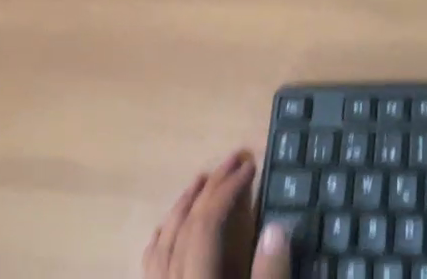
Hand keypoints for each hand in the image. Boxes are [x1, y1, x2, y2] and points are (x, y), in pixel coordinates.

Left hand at [144, 150, 289, 278]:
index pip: (206, 225)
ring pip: (162, 242)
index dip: (227, 191)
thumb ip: (268, 273)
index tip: (250, 166)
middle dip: (211, 189)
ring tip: (200, 180)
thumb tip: (276, 228)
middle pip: (185, 227)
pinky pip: (151, 264)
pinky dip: (161, 238)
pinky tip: (167, 226)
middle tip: (233, 159)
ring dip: (183, 206)